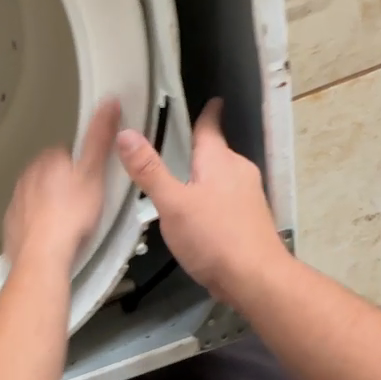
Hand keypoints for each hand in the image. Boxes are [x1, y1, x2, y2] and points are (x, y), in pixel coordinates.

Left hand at [2, 99, 122, 274]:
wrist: (43, 255)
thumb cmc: (68, 218)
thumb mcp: (93, 173)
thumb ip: (99, 138)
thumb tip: (108, 105)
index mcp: (47, 161)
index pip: (65, 153)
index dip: (80, 167)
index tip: (90, 178)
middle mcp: (27, 179)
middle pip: (50, 175)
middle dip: (64, 185)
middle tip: (82, 202)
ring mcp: (17, 203)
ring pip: (37, 198)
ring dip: (51, 205)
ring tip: (69, 222)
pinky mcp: (12, 226)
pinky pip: (28, 220)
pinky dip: (39, 226)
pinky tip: (53, 236)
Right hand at [116, 98, 290, 303]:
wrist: (254, 278)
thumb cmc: (213, 238)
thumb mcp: (171, 204)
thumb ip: (149, 171)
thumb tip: (125, 133)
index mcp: (219, 161)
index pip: (211, 127)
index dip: (208, 113)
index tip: (211, 101)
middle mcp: (239, 171)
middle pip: (218, 153)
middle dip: (201, 150)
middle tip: (179, 149)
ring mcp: (249, 196)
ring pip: (223, 178)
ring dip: (206, 178)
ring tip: (184, 185)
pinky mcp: (251, 220)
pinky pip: (228, 200)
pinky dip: (213, 201)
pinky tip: (201, 218)